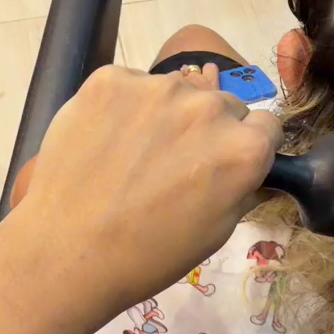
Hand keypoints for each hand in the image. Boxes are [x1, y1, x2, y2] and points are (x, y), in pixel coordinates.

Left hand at [0, 66, 280, 326]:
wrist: (67, 253)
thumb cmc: (150, 255)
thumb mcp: (220, 229)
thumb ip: (243, 182)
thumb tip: (244, 160)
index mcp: (243, 147)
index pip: (267, 124)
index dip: (247, 145)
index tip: (223, 162)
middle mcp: (208, 106)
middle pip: (223, 104)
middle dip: (208, 128)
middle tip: (174, 163)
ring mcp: (157, 87)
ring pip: (176, 91)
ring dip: (166, 113)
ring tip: (133, 154)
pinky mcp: (110, 78)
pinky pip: (131, 85)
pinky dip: (123, 107)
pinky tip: (105, 141)